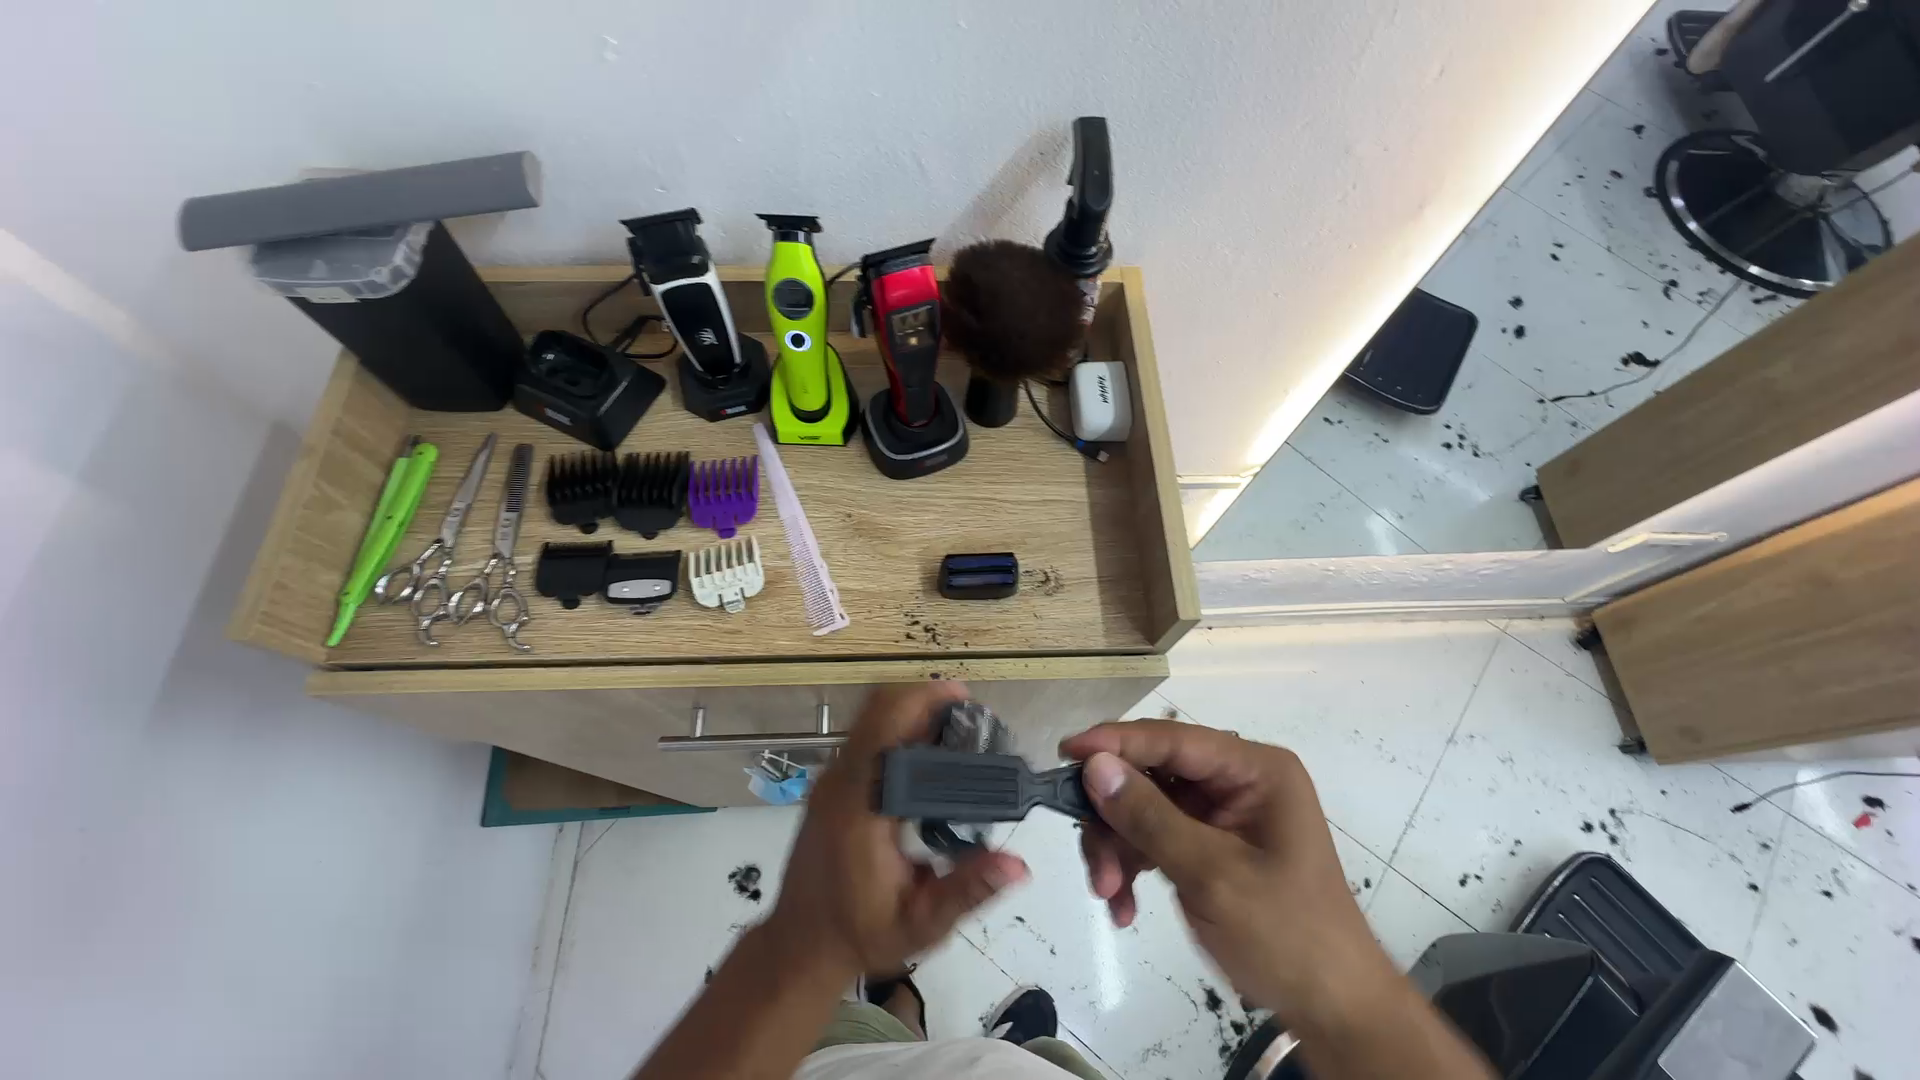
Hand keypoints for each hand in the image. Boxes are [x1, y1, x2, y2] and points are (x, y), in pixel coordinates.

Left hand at [767, 682, 1029, 978]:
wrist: (799, 945)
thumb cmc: (859, 934)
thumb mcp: (920, 924)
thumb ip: (967, 890)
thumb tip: (1017, 864)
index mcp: (861, 805)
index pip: (888, 726)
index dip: (927, 701)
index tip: (969, 705)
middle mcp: (840, 781)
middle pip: (878, 708)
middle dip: (924, 699)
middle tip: (970, 718)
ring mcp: (830, 781)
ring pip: (869, 719)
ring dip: (911, 713)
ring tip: (956, 732)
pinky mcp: (829, 787)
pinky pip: (864, 739)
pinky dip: (897, 731)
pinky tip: (929, 758)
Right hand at [1060, 720, 1398, 1029]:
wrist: (1330, 1008)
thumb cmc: (1286, 934)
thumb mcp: (1213, 875)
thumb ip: (1149, 818)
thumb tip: (1093, 765)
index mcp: (1254, 770)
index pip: (1173, 740)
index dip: (1115, 742)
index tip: (1065, 751)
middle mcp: (1235, 781)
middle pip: (1150, 776)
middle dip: (1115, 819)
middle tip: (1095, 864)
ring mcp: (1219, 814)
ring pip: (1142, 809)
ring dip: (1118, 849)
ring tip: (1110, 895)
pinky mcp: (1206, 845)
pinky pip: (1152, 839)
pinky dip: (1132, 867)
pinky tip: (1124, 907)